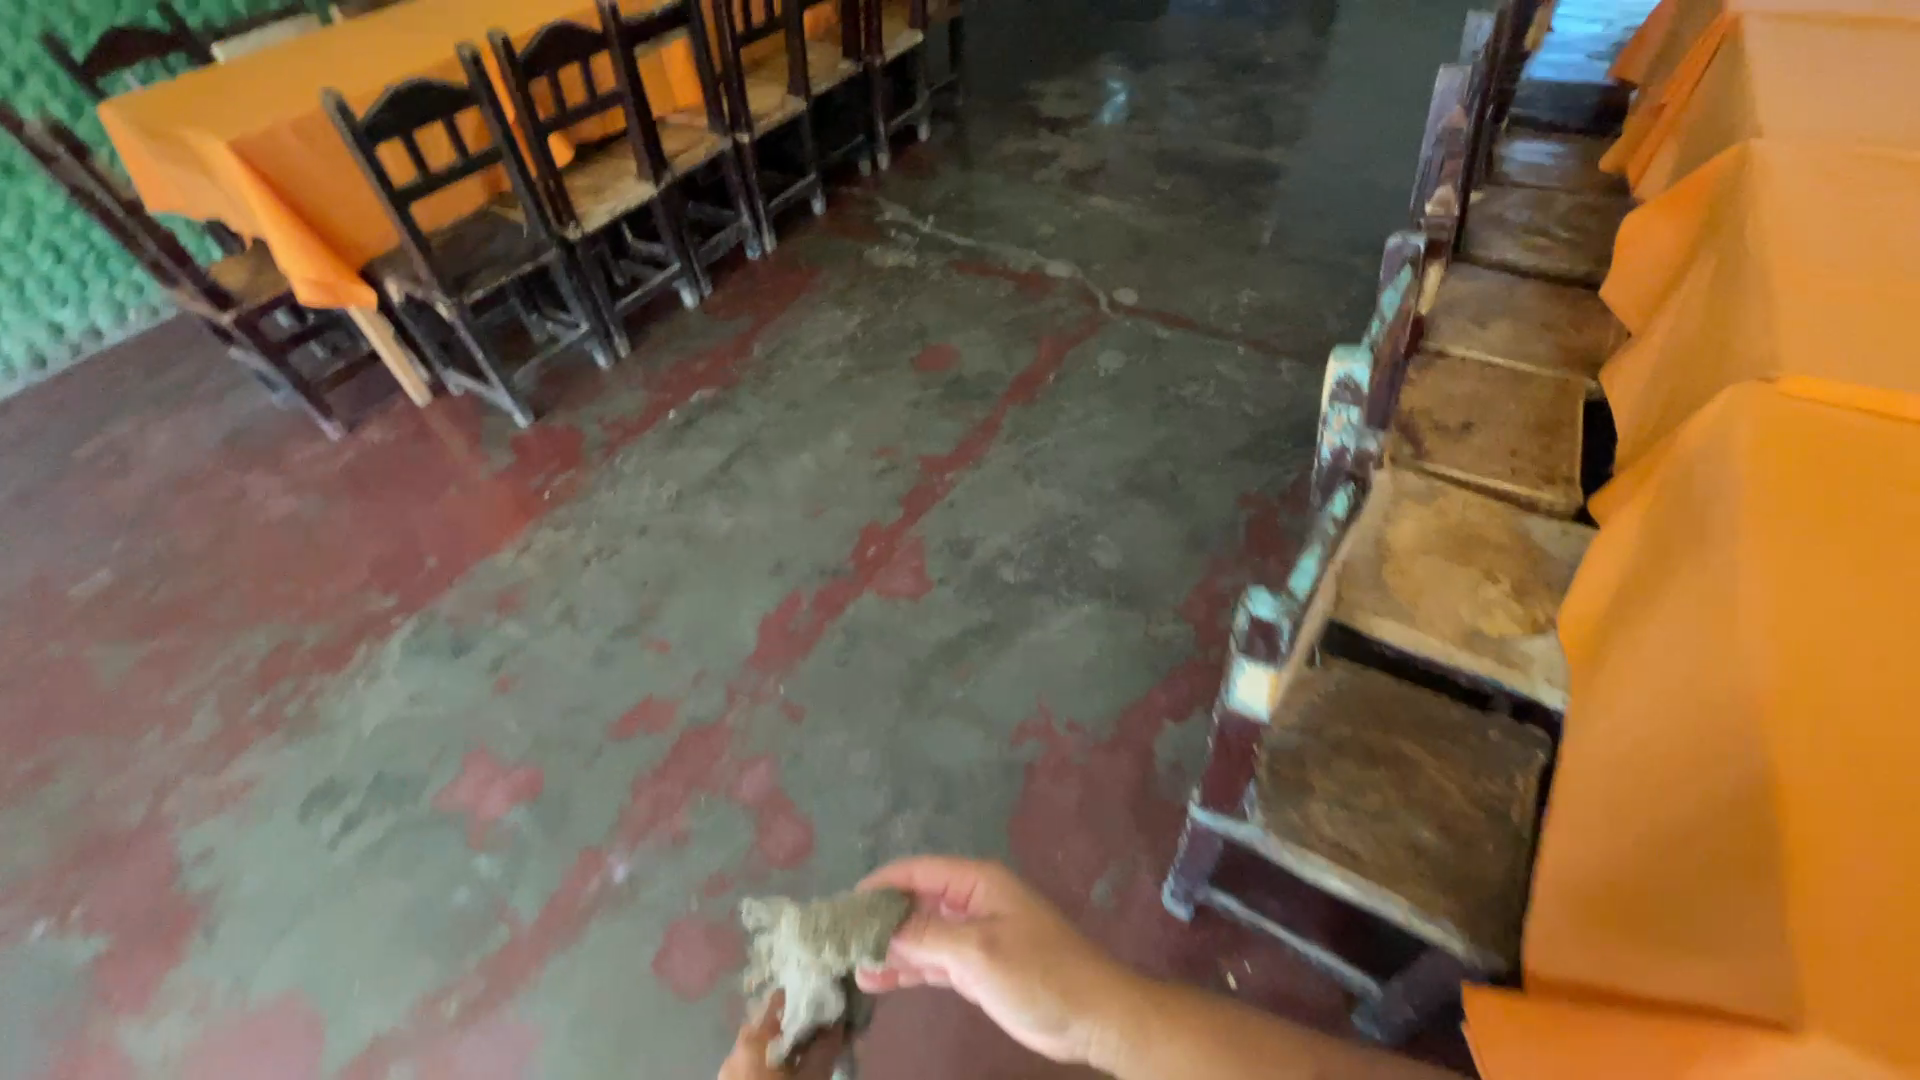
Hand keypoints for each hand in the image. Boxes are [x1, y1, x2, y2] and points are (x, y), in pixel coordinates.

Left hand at [718, 993, 845, 1079]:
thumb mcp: (813, 1079)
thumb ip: (826, 1046)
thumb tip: (838, 1021)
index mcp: (753, 1039)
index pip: (779, 1001)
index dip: (804, 1000)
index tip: (825, 1005)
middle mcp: (735, 1050)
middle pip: (769, 1026)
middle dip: (795, 1028)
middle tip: (820, 1037)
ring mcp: (727, 1075)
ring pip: (761, 1049)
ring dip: (783, 1050)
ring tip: (806, 1061)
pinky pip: (752, 1069)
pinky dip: (770, 1067)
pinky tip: (787, 1077)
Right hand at [854, 857, 1142, 1066]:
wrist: (1092, 1016)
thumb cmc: (1039, 972)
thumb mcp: (978, 951)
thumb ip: (927, 936)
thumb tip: (879, 927)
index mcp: (977, 882)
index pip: (918, 871)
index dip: (880, 884)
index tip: (843, 906)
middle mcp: (971, 902)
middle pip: (916, 901)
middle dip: (879, 918)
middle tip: (838, 938)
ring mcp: (974, 935)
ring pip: (921, 933)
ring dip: (889, 947)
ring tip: (848, 962)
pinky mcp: (976, 966)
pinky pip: (933, 960)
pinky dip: (907, 968)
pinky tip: (877, 979)